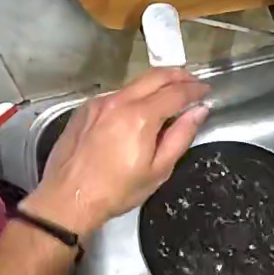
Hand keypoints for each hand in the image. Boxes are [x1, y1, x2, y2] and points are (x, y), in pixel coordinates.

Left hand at [29, 68, 208, 237]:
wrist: (67, 198)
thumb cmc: (116, 191)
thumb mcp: (158, 170)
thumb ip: (181, 136)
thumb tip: (199, 111)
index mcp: (140, 116)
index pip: (176, 92)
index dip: (195, 89)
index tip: (206, 91)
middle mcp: (119, 101)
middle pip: (155, 75)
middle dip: (178, 75)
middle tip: (193, 82)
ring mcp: (100, 102)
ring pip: (134, 83)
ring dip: (155, 84)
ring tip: (169, 96)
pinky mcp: (85, 108)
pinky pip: (116, 94)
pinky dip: (133, 96)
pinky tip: (137, 110)